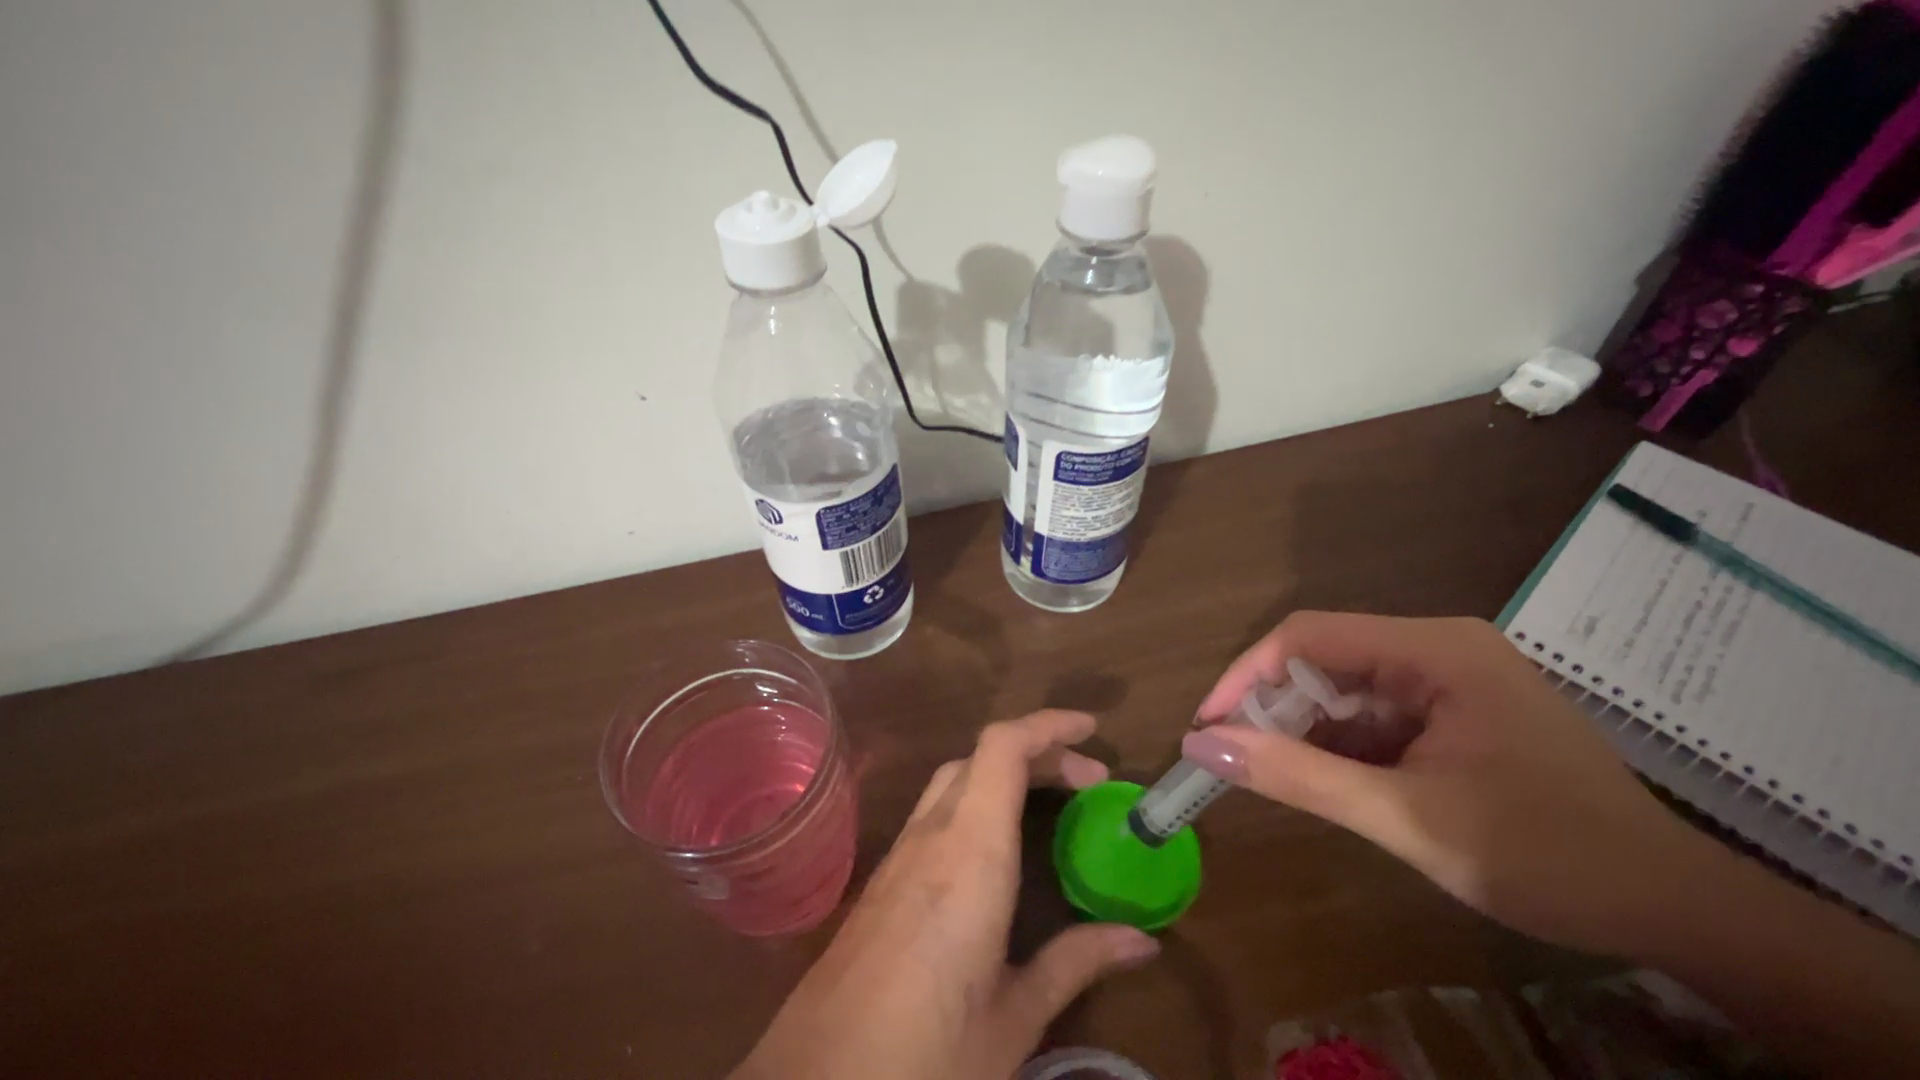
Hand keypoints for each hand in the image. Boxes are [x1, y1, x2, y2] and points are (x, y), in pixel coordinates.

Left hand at [733, 710, 1159, 1079]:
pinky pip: (933, 817)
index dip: (1048, 726)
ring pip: (952, 783)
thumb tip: (1142, 940)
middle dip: (1037, 753)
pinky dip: (975, 805)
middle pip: (979, 758)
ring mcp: (898, 858)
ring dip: (1003, 776)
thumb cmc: (926, 1051)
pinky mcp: (881, 884)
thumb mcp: (1013, 1017)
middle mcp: (930, 839)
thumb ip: (1074, 964)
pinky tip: (997, 854)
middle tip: (1089, 786)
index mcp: (970, 855)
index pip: (1001, 749)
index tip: (1093, 732)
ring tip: (1051, 808)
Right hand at [1181, 611, 1728, 956]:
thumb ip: (1299, 776)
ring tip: (1274, 779)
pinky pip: (1383, 718)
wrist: (1671, 908)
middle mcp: (1444, 650)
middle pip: (1328, 660)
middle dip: (1275, 708)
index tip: (1206, 730)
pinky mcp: (1464, 716)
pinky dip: (1346, 748)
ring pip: (1351, 691)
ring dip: (1309, 732)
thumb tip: (1202, 746)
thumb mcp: (1405, 817)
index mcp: (1436, 651)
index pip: (1308, 636)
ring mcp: (1457, 682)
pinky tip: (1332, 786)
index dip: (1245, 677)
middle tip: (1234, 763)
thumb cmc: (1542, 855)